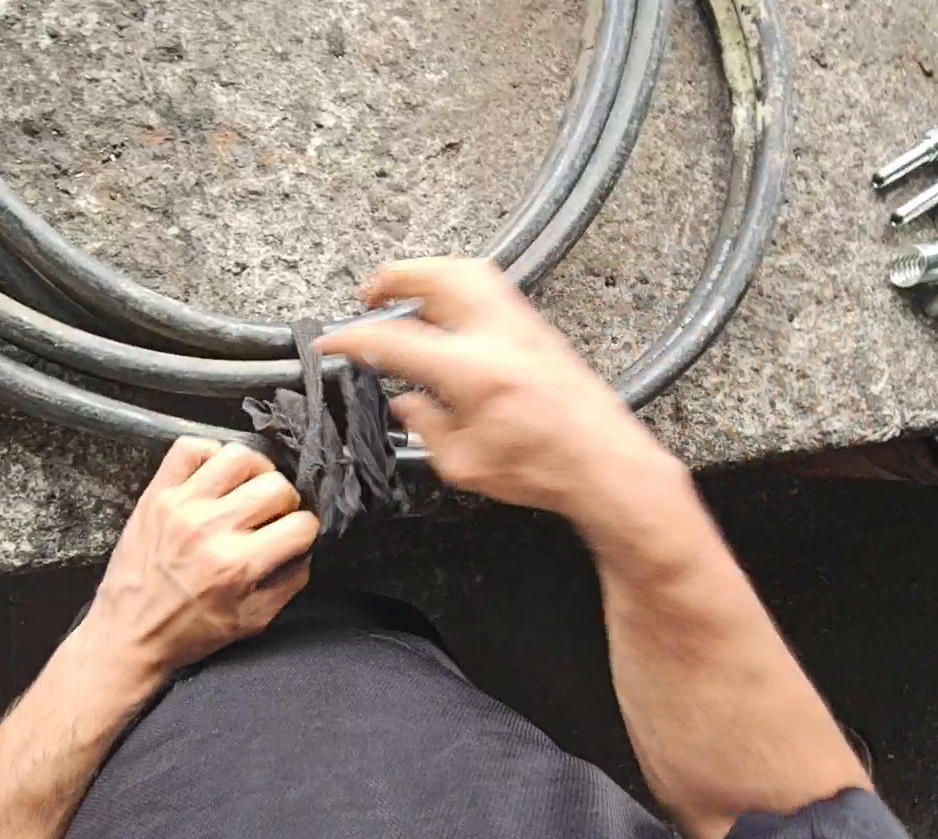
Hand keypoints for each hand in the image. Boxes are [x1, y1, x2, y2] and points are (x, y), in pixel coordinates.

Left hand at [76, 437, 319, 683]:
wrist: (127, 633)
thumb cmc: (189, 632)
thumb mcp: (252, 621)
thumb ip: (289, 583)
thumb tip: (304, 548)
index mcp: (238, 565)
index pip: (300, 525)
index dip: (306, 531)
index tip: (295, 537)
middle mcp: (211, 528)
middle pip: (276, 486)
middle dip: (286, 502)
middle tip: (273, 516)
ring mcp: (181, 506)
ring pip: (239, 456)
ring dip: (256, 471)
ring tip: (249, 489)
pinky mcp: (156, 495)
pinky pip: (190, 448)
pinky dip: (210, 454)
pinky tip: (215, 478)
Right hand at [314, 257, 684, 521]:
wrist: (605, 465)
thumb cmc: (546, 468)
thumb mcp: (464, 463)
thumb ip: (426, 427)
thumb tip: (408, 406)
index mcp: (471, 372)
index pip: (395, 340)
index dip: (353, 338)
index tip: (332, 342)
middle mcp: (498, 338)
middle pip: (437, 276)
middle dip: (394, 277)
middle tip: (370, 292)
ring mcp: (523, 328)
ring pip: (469, 271)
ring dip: (428, 274)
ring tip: (406, 291)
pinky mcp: (538, 331)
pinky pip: (492, 289)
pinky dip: (459, 288)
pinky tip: (450, 311)